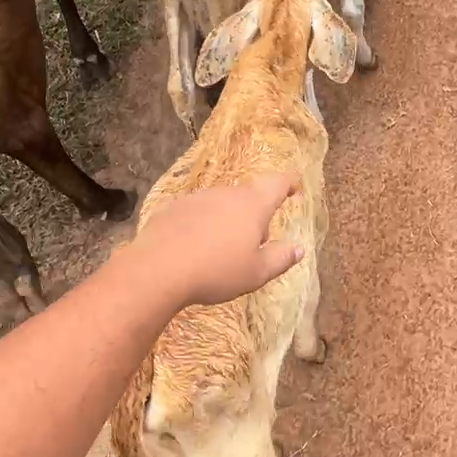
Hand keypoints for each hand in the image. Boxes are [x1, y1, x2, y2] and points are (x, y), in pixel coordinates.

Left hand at [129, 173, 305, 307]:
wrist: (157, 270)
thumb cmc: (217, 270)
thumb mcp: (257, 273)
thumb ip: (281, 258)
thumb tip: (299, 249)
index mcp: (253, 205)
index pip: (277, 183)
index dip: (288, 184)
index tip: (294, 189)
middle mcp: (227, 194)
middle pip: (249, 195)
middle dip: (256, 214)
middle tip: (256, 242)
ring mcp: (198, 198)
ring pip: (222, 203)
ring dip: (229, 219)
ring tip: (224, 250)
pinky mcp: (173, 209)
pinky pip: (198, 213)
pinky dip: (204, 225)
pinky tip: (196, 249)